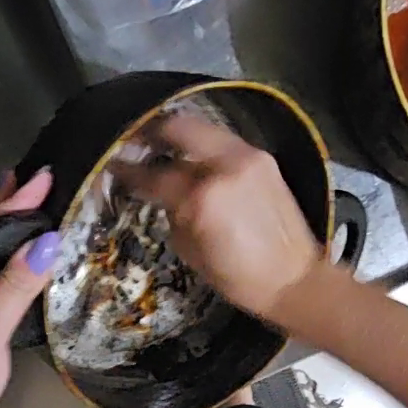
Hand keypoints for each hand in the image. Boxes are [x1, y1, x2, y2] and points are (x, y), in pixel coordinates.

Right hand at [121, 113, 325, 322]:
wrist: (294, 279)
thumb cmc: (239, 278)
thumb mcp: (191, 252)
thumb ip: (173, 216)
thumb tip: (163, 197)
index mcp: (201, 199)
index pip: (154, 176)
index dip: (127, 172)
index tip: (112, 167)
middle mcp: (224, 167)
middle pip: (178, 128)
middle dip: (151, 130)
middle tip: (134, 139)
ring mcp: (247, 158)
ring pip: (202, 130)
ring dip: (178, 135)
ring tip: (162, 146)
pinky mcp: (263, 159)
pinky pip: (224, 143)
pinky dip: (204, 147)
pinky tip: (194, 160)